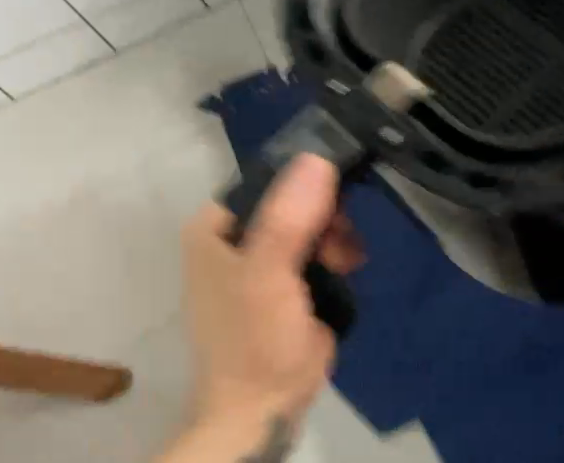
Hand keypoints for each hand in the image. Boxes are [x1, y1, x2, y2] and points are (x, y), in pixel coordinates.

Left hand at [178, 156, 364, 440]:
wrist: (266, 405)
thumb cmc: (254, 340)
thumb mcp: (267, 276)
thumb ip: (288, 220)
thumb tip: (318, 157)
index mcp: (215, 227)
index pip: (267, 175)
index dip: (306, 176)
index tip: (339, 186)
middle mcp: (236, 234)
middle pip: (297, 194)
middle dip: (327, 212)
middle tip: (339, 234)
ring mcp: (263, 256)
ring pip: (315, 217)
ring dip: (338, 234)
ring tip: (344, 259)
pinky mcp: (290, 276)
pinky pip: (322, 242)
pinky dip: (340, 251)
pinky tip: (348, 266)